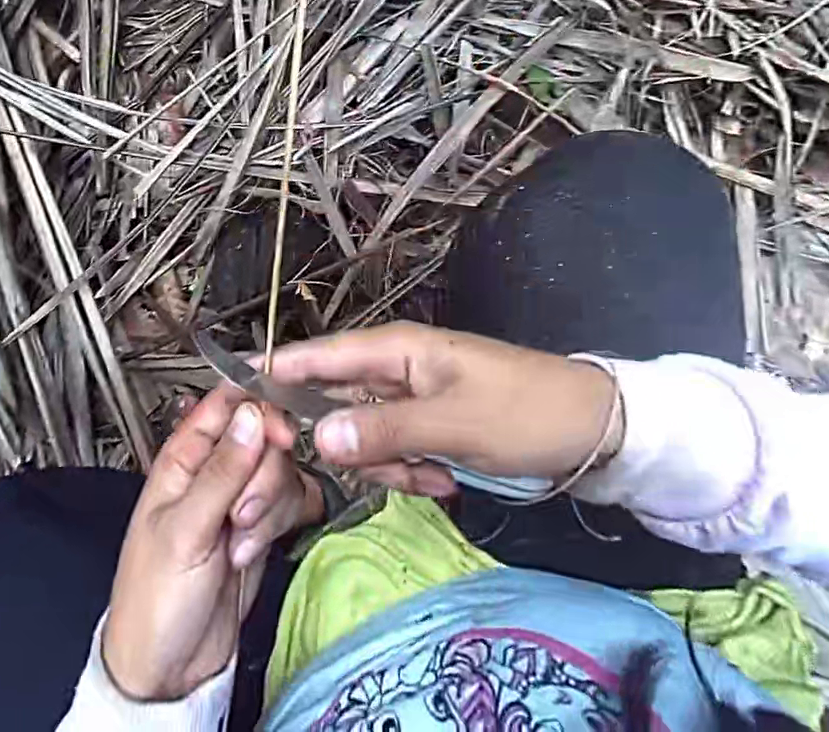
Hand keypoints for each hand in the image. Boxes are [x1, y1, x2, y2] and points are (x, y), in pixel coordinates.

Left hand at [101, 387, 322, 700]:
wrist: (169, 667)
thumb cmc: (153, 597)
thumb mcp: (183, 531)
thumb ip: (221, 471)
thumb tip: (252, 415)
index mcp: (183, 456)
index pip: (227, 403)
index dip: (258, 411)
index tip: (278, 437)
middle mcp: (214, 469)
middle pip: (264, 435)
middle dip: (264, 475)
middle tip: (242, 513)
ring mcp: (239, 496)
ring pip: (281, 469)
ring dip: (270, 508)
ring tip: (240, 542)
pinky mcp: (261, 524)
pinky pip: (292, 501)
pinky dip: (283, 523)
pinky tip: (256, 547)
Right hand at [264, 322, 623, 496]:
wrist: (593, 430)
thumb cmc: (523, 411)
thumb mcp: (453, 424)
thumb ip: (382, 430)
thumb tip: (315, 436)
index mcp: (392, 350)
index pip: (315, 355)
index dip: (273, 372)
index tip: (234, 396)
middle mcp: (391, 369)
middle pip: (332, 402)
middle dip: (343, 441)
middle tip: (372, 470)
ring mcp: (407, 399)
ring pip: (362, 434)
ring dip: (386, 463)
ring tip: (431, 475)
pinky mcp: (424, 426)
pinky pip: (392, 451)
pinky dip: (409, 470)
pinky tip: (443, 479)